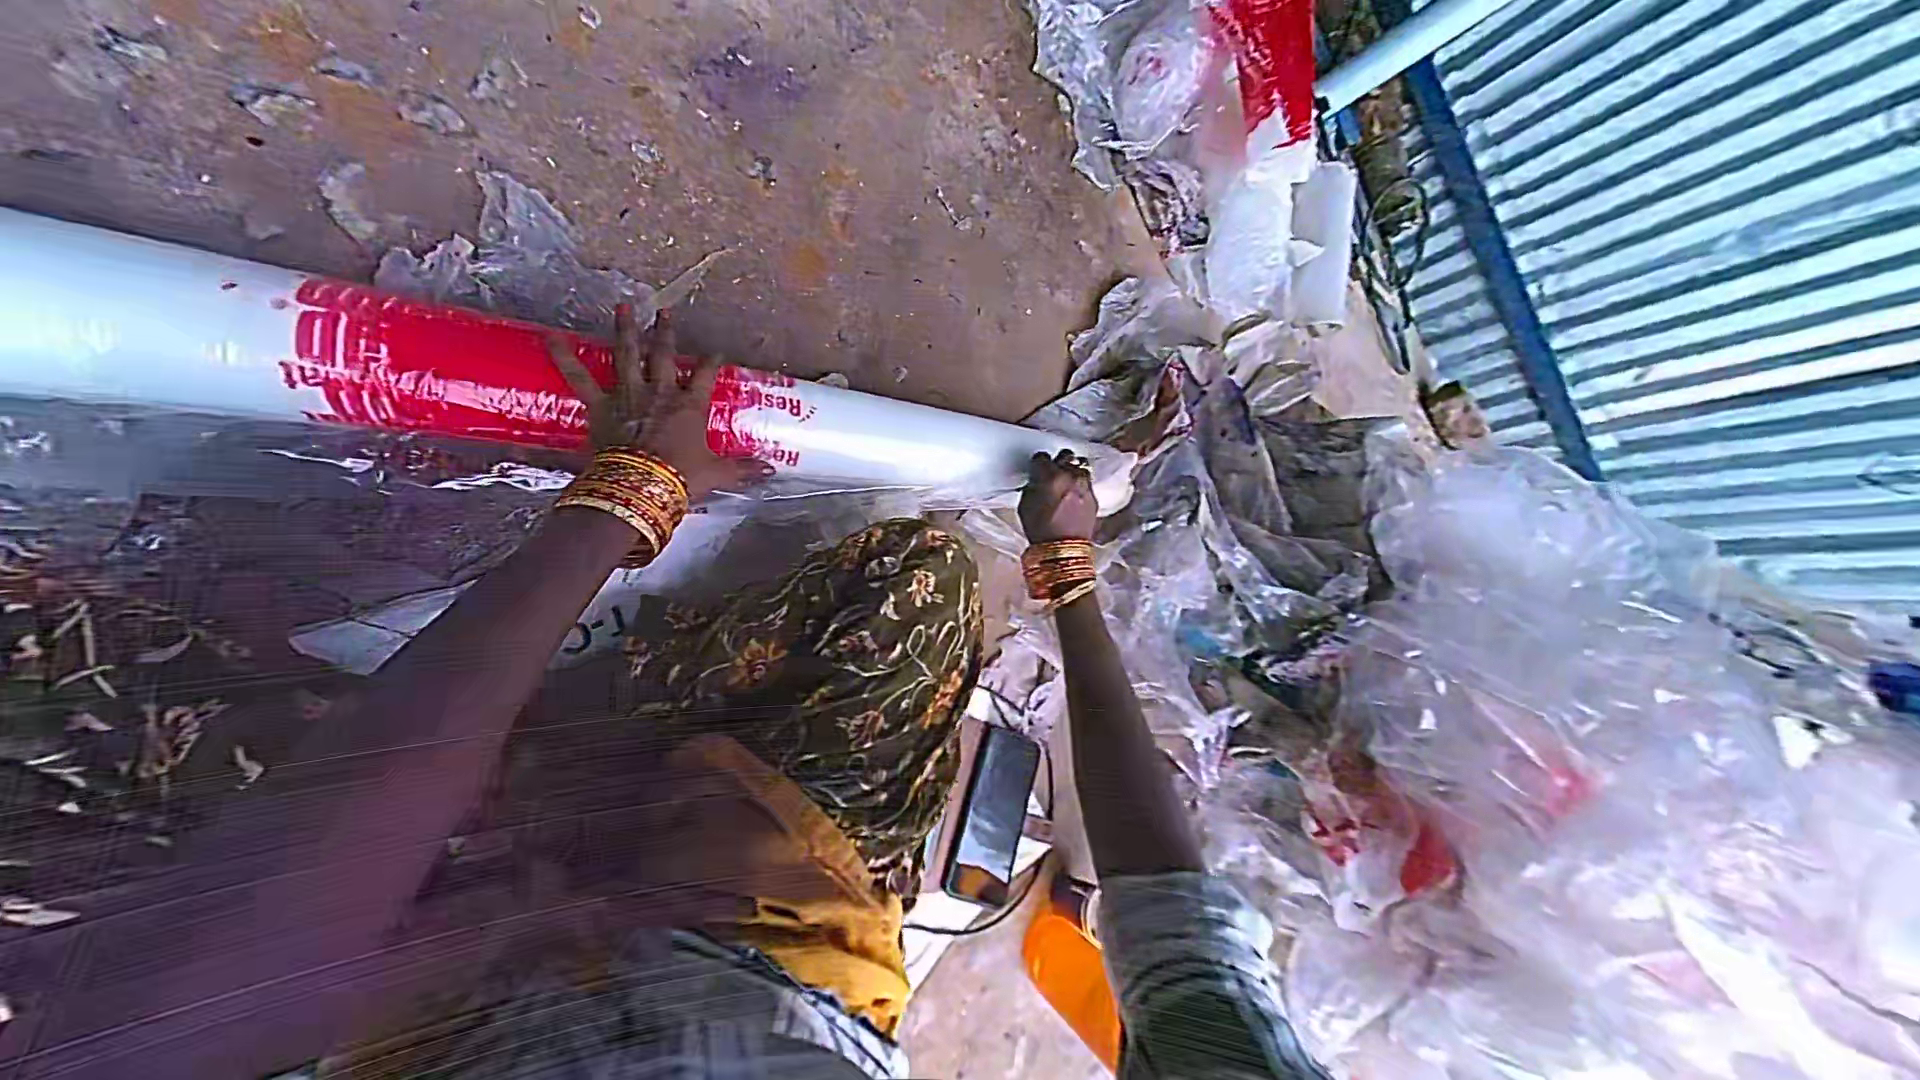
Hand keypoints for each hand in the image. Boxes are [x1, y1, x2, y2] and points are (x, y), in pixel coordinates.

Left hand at [547, 304, 769, 500]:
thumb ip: (742, 469)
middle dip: (666, 333)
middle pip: (664, 356)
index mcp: (690, 407)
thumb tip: (770, 469)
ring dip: (626, 330)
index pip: (705, 378)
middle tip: (665, 312)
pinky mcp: (600, 405)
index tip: (716, 353)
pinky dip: (563, 357)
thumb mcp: (718, 473)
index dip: (712, 364)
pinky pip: (579, 377)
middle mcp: (660, 393)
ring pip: (627, 354)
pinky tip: (549, 336)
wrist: (642, 484)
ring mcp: (628, 395)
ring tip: (624, 307)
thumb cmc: (682, 477)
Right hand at [1018, 450, 1097, 542]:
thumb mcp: (1025, 505)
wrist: (1063, 550)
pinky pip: (1087, 483)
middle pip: (1066, 456)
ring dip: (1072, 472)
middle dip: (1059, 463)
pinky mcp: (1094, 496)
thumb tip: (1037, 481)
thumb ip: (1032, 486)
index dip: (1038, 464)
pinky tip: (1073, 496)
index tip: (1036, 470)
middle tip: (1053, 473)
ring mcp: (1085, 485)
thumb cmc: (1040, 529)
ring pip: (1080, 466)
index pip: (1041, 457)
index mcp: (1050, 475)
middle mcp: (1070, 475)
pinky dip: (1080, 486)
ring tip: (1066, 483)